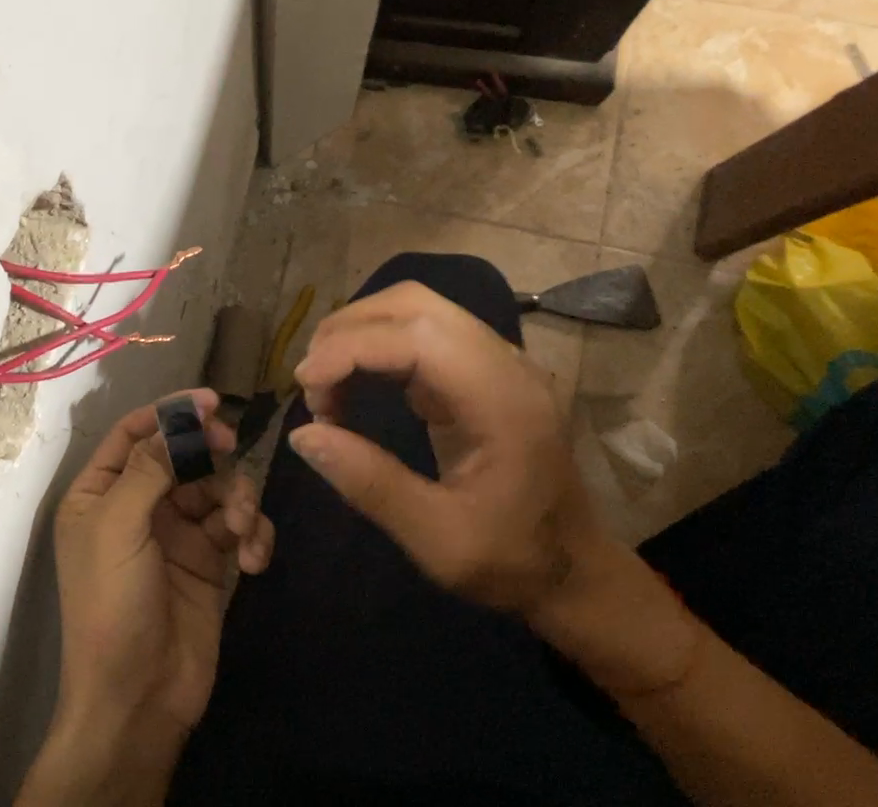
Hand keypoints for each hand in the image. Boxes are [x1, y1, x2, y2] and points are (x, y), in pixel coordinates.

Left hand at [18, 389, 274, 805]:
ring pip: (216, 491)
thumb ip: (148, 468)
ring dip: (237, 500)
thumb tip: (176, 422)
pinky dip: (252, 536)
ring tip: (242, 530)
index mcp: (99, 495)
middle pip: (181, 457)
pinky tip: (253, 560)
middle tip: (231, 448)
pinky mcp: (210, 565)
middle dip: (209, 452)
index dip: (169, 413)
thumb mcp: (119, 528)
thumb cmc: (112, 606)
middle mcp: (136, 508)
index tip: (211, 402)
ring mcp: (175, 537)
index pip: (133, 435)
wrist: (138, 700)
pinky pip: (238, 529)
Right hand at [288, 282, 597, 614]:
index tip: (304, 386)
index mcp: (504, 402)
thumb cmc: (513, 562)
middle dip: (349, 330)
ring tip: (325, 386)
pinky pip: (422, 335)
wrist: (575, 573)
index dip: (350, 348)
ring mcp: (497, 362)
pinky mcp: (483, 371)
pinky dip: (377, 348)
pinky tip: (354, 387)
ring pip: (417, 311)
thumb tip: (302, 435)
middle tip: (310, 383)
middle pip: (416, 305)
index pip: (417, 336)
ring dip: (360, 334)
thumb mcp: (438, 542)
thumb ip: (371, 484)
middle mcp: (505, 364)